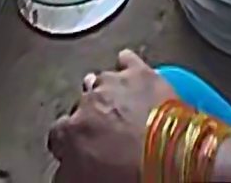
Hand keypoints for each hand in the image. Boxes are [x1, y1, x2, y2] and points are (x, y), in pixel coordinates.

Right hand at [48, 50, 175, 181]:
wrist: (172, 159)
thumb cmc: (133, 178)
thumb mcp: (91, 182)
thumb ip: (75, 172)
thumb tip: (72, 170)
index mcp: (71, 135)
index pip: (57, 137)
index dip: (69, 145)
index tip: (79, 152)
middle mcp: (86, 103)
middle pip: (80, 107)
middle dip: (89, 118)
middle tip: (106, 134)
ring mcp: (112, 83)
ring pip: (100, 82)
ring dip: (106, 94)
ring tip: (121, 108)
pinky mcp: (137, 70)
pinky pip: (125, 60)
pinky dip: (126, 69)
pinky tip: (131, 78)